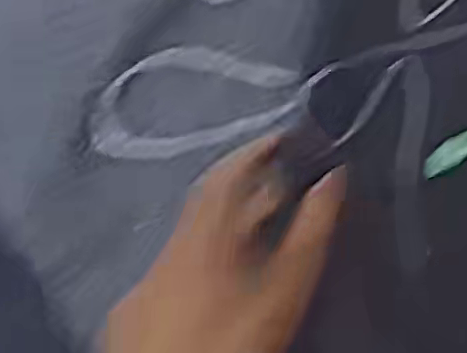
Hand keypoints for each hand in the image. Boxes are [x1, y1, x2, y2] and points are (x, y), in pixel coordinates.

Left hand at [105, 134, 345, 352]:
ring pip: (194, 241)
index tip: (290, 134)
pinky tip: (234, 273)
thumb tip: (336, 173)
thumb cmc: (237, 334)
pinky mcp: (130, 324)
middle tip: (294, 181)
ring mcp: (139, 295)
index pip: (223, 176)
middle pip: (209, 209)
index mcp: (198, 241)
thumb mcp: (291, 278)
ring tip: (273, 224)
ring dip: (233, 225)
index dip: (256, 148)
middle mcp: (161, 260)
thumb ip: (315, 221)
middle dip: (254, 190)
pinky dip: (211, 255)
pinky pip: (177, 270)